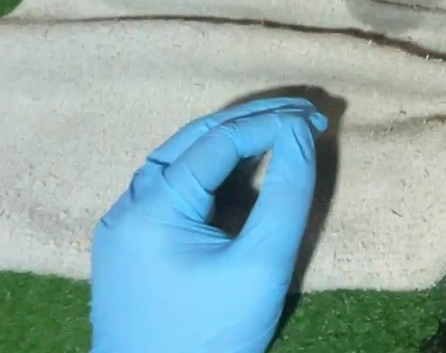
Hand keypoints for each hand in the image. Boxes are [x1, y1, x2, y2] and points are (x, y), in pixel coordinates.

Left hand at [91, 97, 328, 352]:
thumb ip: (288, 189)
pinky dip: (219, 163)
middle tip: (308, 115)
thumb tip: (301, 130)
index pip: (220, 139)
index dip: (273, 121)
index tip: (320, 121)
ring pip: (184, 155)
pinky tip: (251, 163)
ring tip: (285, 130)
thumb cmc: (213, 336)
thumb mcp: (264, 262)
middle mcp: (128, 208)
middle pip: (197, 137)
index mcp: (151, 211)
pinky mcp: (134, 242)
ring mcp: (125, 226)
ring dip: (236, 135)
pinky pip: (178, 181)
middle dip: (256, 119)